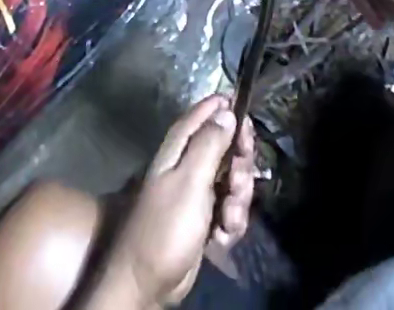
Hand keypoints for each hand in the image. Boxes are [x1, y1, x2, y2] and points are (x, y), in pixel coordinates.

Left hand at [97, 94, 254, 307]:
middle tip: (237, 181)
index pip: (205, 113)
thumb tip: (226, 111)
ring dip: (238, 200)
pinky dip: (230, 224)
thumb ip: (210, 144)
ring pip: (233, 180)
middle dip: (240, 165)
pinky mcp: (205, 217)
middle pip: (227, 146)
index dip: (225, 109)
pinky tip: (221, 237)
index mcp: (180, 148)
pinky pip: (230, 208)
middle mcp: (189, 164)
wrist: (147, 284)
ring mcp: (198, 192)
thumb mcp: (191, 181)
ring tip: (228, 219)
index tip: (246, 116)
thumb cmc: (166, 226)